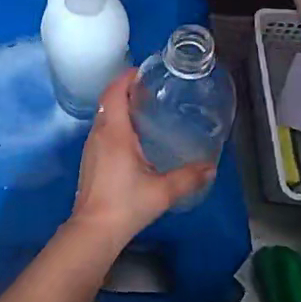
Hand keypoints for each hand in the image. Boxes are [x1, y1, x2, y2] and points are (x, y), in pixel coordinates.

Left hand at [66, 73, 213, 247]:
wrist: (93, 230)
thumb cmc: (126, 205)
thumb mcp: (163, 191)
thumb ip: (189, 177)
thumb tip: (210, 166)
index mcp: (114, 133)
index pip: (114, 92)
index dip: (126, 77)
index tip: (143, 71)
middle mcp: (98, 134)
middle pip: (107, 101)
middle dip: (125, 90)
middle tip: (151, 89)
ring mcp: (90, 148)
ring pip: (103, 117)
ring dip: (119, 107)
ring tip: (144, 109)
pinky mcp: (89, 160)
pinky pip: (101, 131)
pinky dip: (115, 124)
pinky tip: (133, 138)